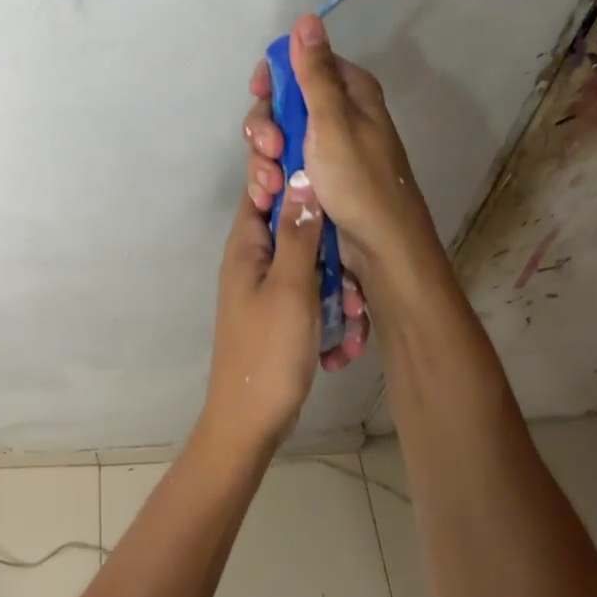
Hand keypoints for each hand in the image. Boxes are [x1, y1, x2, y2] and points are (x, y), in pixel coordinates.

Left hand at [200, 172, 324, 450]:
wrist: (251, 421)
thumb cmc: (269, 348)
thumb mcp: (291, 285)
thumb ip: (299, 231)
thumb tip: (302, 175)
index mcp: (247, 243)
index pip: (264, 187)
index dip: (291, 176)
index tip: (328, 181)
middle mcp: (254, 259)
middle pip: (299, 227)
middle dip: (331, 249)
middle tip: (347, 280)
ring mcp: (268, 288)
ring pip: (314, 265)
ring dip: (337, 288)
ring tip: (350, 319)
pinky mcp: (282, 314)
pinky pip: (313, 296)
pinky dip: (331, 313)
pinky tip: (343, 342)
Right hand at [242, 15, 442, 280]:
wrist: (379, 249)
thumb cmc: (360, 181)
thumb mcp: (332, 121)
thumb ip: (313, 72)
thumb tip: (307, 19)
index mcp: (348, 91)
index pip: (299, 63)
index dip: (273, 76)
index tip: (257, 92)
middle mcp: (336, 114)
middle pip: (280, 103)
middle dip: (266, 128)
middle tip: (271, 152)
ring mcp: (323, 149)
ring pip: (274, 138)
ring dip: (264, 161)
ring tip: (272, 186)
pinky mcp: (313, 178)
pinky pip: (279, 167)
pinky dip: (270, 180)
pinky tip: (269, 198)